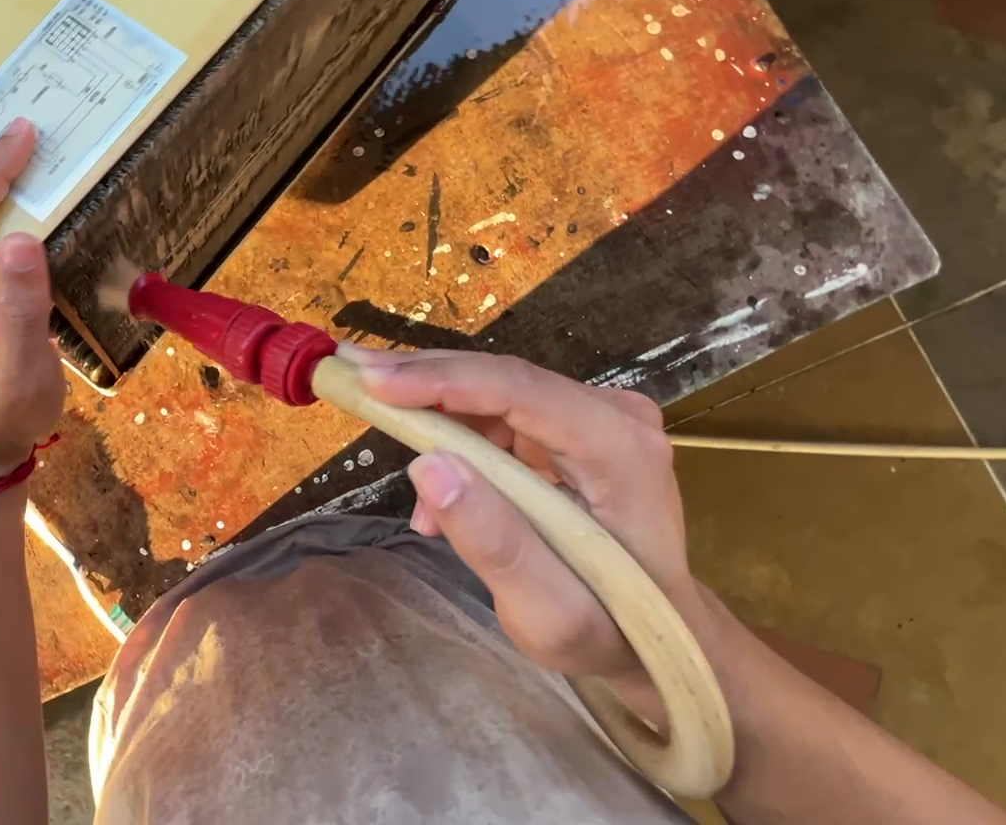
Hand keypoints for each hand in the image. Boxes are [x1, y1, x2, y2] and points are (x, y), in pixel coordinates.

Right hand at [345, 346, 722, 688]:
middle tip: (346, 372)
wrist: (659, 634)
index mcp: (620, 449)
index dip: (440, 380)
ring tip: (380, 430)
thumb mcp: (550, 613)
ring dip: (429, 409)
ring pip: (490, 390)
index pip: (518, 390)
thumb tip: (428, 463)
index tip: (371, 382)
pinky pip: (495, 411)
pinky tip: (433, 485)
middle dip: (418, 376)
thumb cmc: (609, 630)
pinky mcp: (570, 423)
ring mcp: (593, 414)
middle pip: (499, 378)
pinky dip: (451, 434)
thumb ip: (495, 543)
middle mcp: (612, 413)